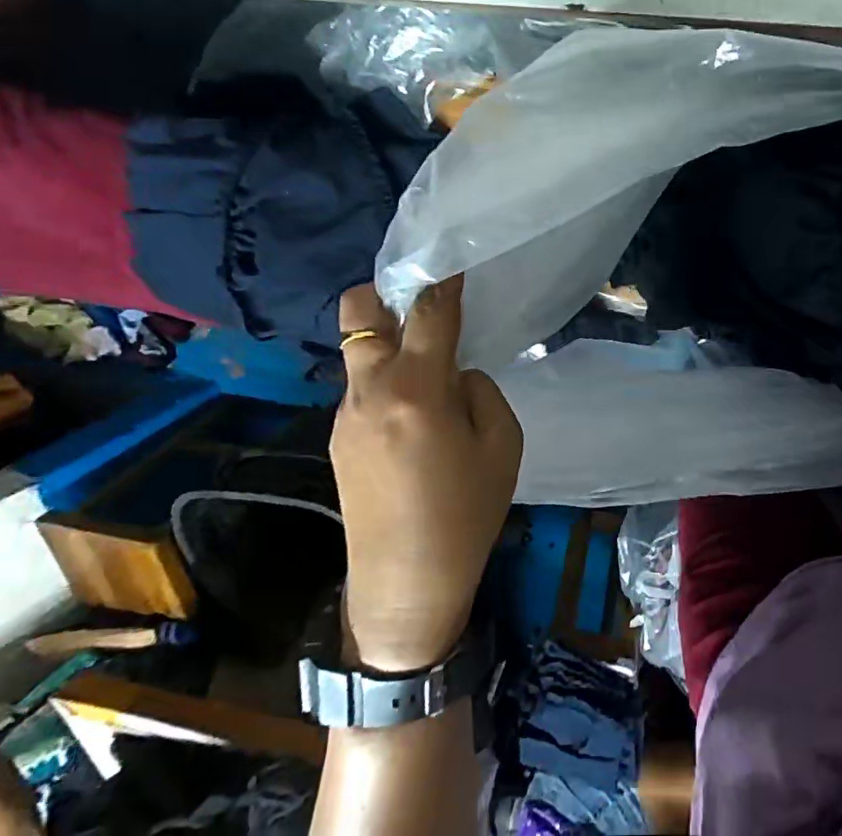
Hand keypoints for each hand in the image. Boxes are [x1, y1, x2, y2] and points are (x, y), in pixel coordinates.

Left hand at [331, 277, 521, 671]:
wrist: (406, 579)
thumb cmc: (468, 511)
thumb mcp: (503, 444)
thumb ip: (479, 392)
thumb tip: (453, 375)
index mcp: (418, 390)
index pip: (428, 314)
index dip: (443, 282)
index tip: (454, 263)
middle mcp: (370, 391)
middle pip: (357, 312)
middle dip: (388, 294)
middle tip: (425, 308)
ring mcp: (345, 414)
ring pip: (358, 351)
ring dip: (389, 341)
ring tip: (430, 367)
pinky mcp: (338, 437)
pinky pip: (361, 387)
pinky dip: (386, 378)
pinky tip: (415, 413)